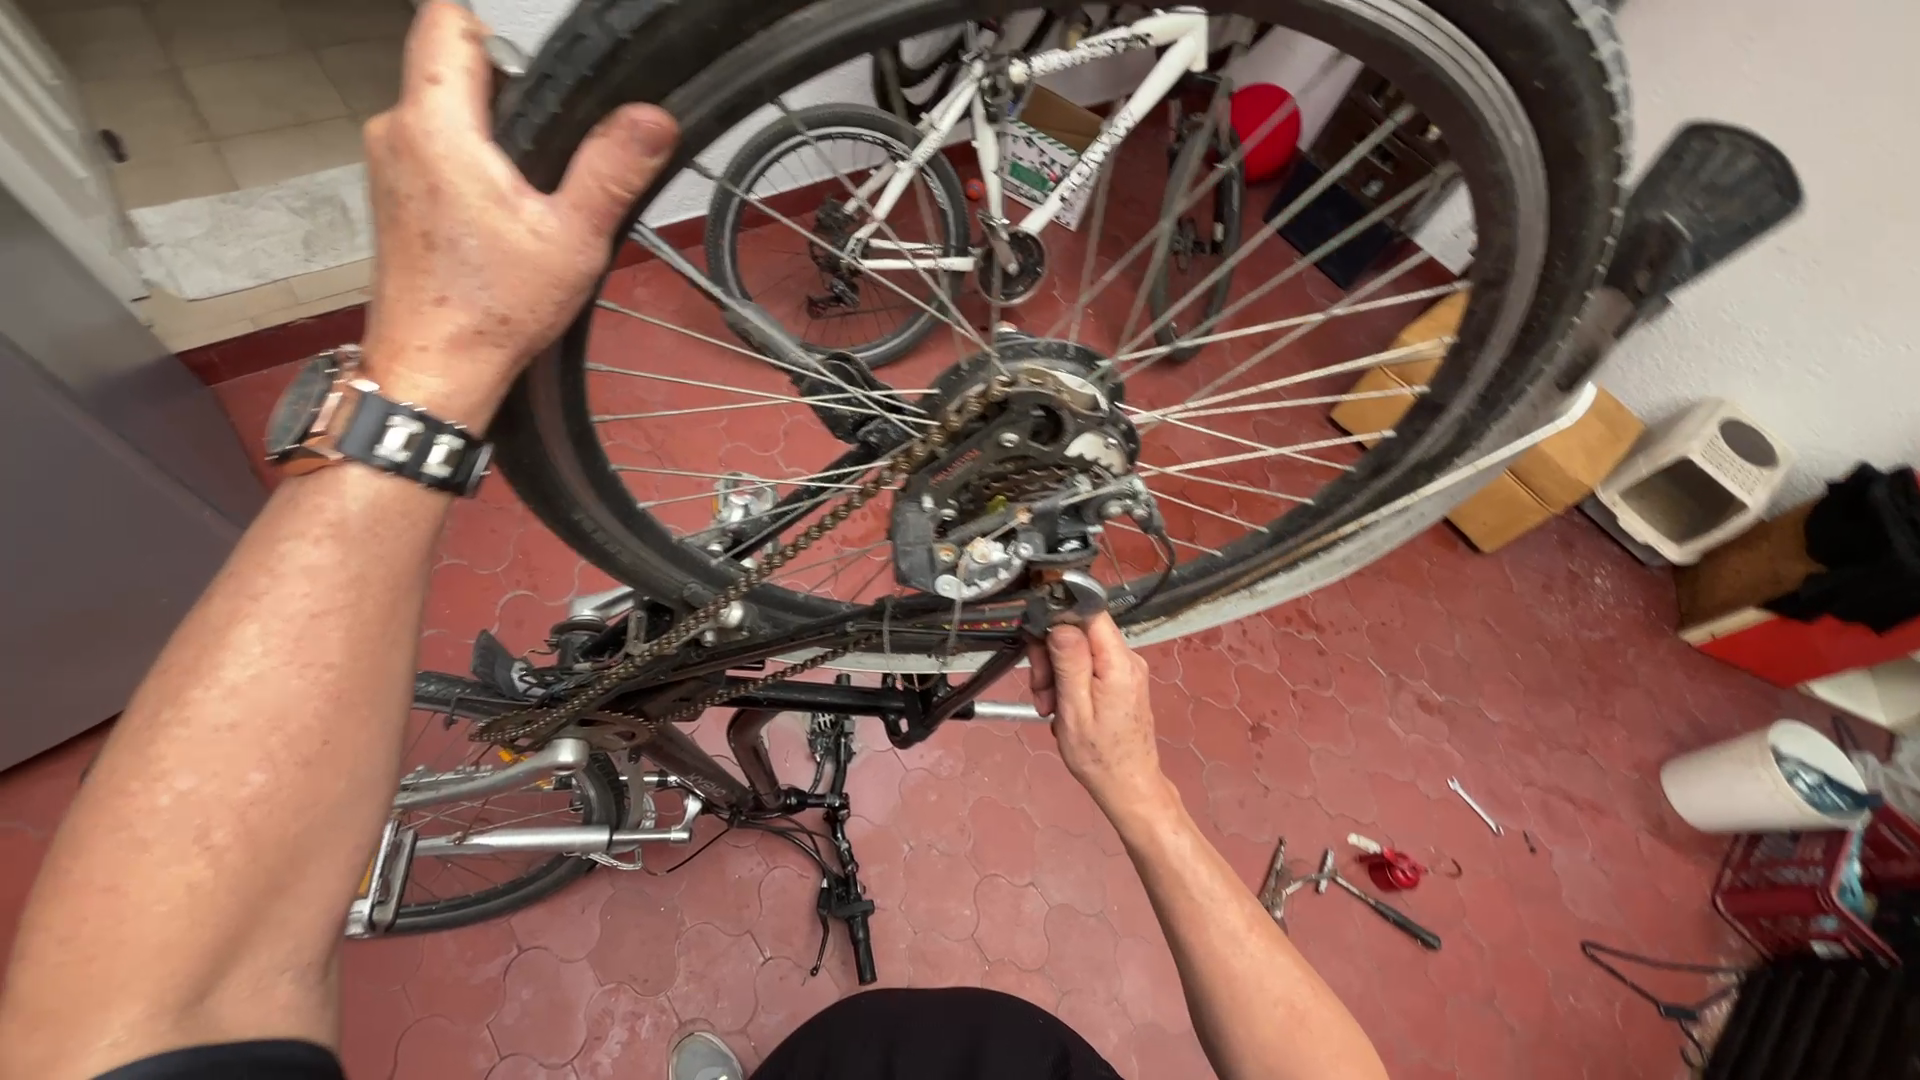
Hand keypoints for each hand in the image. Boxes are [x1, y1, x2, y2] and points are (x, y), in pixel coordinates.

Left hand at [359, 1, 677, 428]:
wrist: (440, 362)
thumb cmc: (497, 308)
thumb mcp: (574, 237)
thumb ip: (612, 169)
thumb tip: (653, 119)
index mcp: (437, 125)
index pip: (450, 21)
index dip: (504, 38)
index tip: (548, 87)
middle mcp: (396, 130)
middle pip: (453, 68)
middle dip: (510, 99)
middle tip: (553, 163)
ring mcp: (389, 162)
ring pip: (445, 112)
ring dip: (492, 139)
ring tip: (532, 201)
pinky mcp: (394, 192)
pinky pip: (434, 149)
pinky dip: (471, 167)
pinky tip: (504, 221)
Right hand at [1028, 614, 1163, 809]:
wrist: (1128, 786)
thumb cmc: (1099, 756)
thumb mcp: (1075, 710)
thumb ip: (1069, 664)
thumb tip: (1058, 624)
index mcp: (1118, 662)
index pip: (1089, 612)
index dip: (1059, 617)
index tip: (1037, 640)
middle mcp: (1127, 658)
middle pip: (1080, 631)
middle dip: (1052, 654)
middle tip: (1041, 690)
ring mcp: (1126, 668)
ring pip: (1080, 648)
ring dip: (1057, 672)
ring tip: (1049, 706)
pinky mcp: (1121, 679)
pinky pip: (1089, 665)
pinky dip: (1069, 681)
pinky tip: (1062, 707)